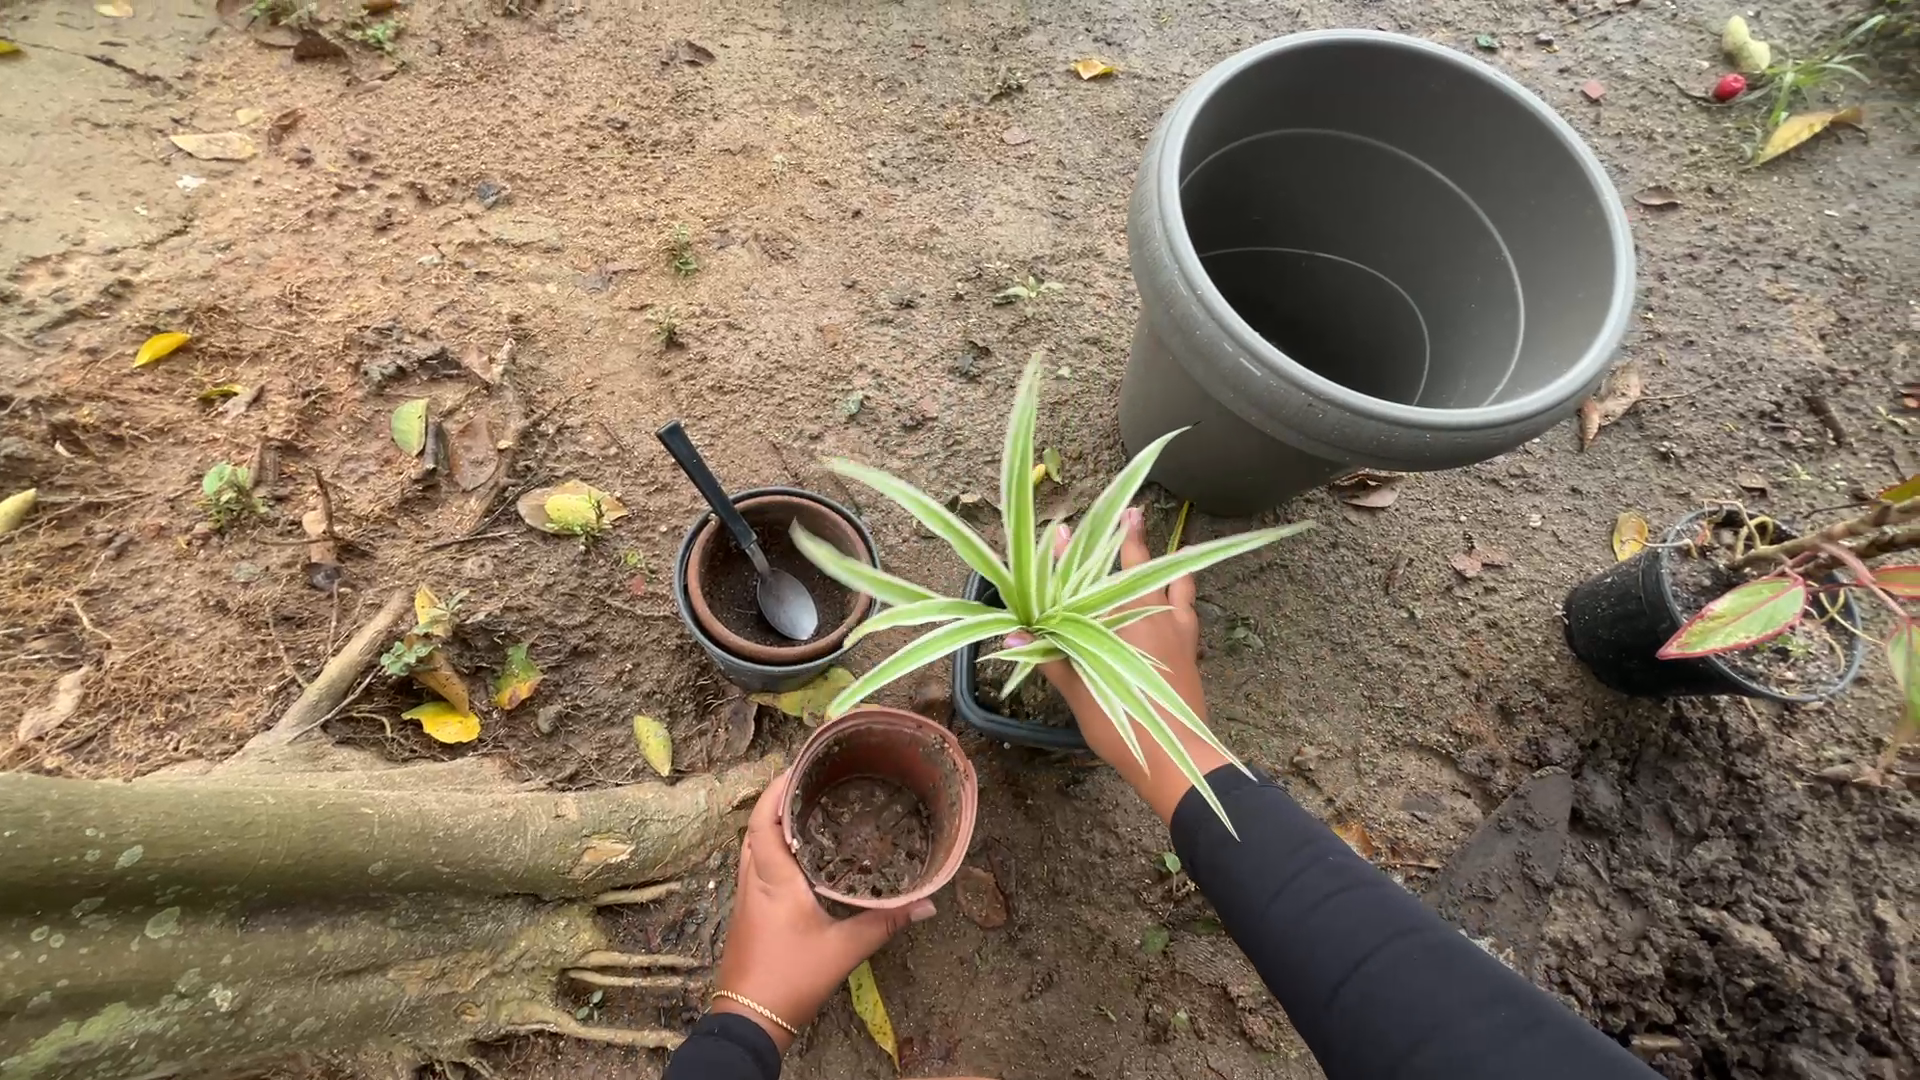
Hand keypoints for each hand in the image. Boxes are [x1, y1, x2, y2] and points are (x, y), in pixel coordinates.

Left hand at [711, 769, 935, 1051]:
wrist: (748, 1023)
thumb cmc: (791, 978)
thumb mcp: (844, 949)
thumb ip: (884, 922)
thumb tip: (927, 904)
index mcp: (772, 878)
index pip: (764, 820)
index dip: (776, 790)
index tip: (797, 767)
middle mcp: (753, 880)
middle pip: (755, 827)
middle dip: (776, 800)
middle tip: (808, 782)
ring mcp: (745, 898)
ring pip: (751, 846)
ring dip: (771, 824)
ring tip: (804, 809)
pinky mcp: (747, 913)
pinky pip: (755, 865)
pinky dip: (770, 847)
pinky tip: (795, 855)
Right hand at [1009, 506, 1229, 822]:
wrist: (1175, 756)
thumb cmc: (1124, 726)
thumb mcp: (1079, 695)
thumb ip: (1050, 659)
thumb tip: (1013, 636)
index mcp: (1111, 626)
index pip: (1082, 584)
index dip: (1069, 557)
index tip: (1062, 530)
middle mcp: (1143, 616)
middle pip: (1126, 570)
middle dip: (1122, 538)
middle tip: (1128, 512)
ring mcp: (1170, 627)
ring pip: (1163, 578)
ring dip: (1154, 553)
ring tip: (1150, 527)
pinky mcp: (1188, 641)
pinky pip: (1187, 603)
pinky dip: (1183, 586)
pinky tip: (1182, 578)